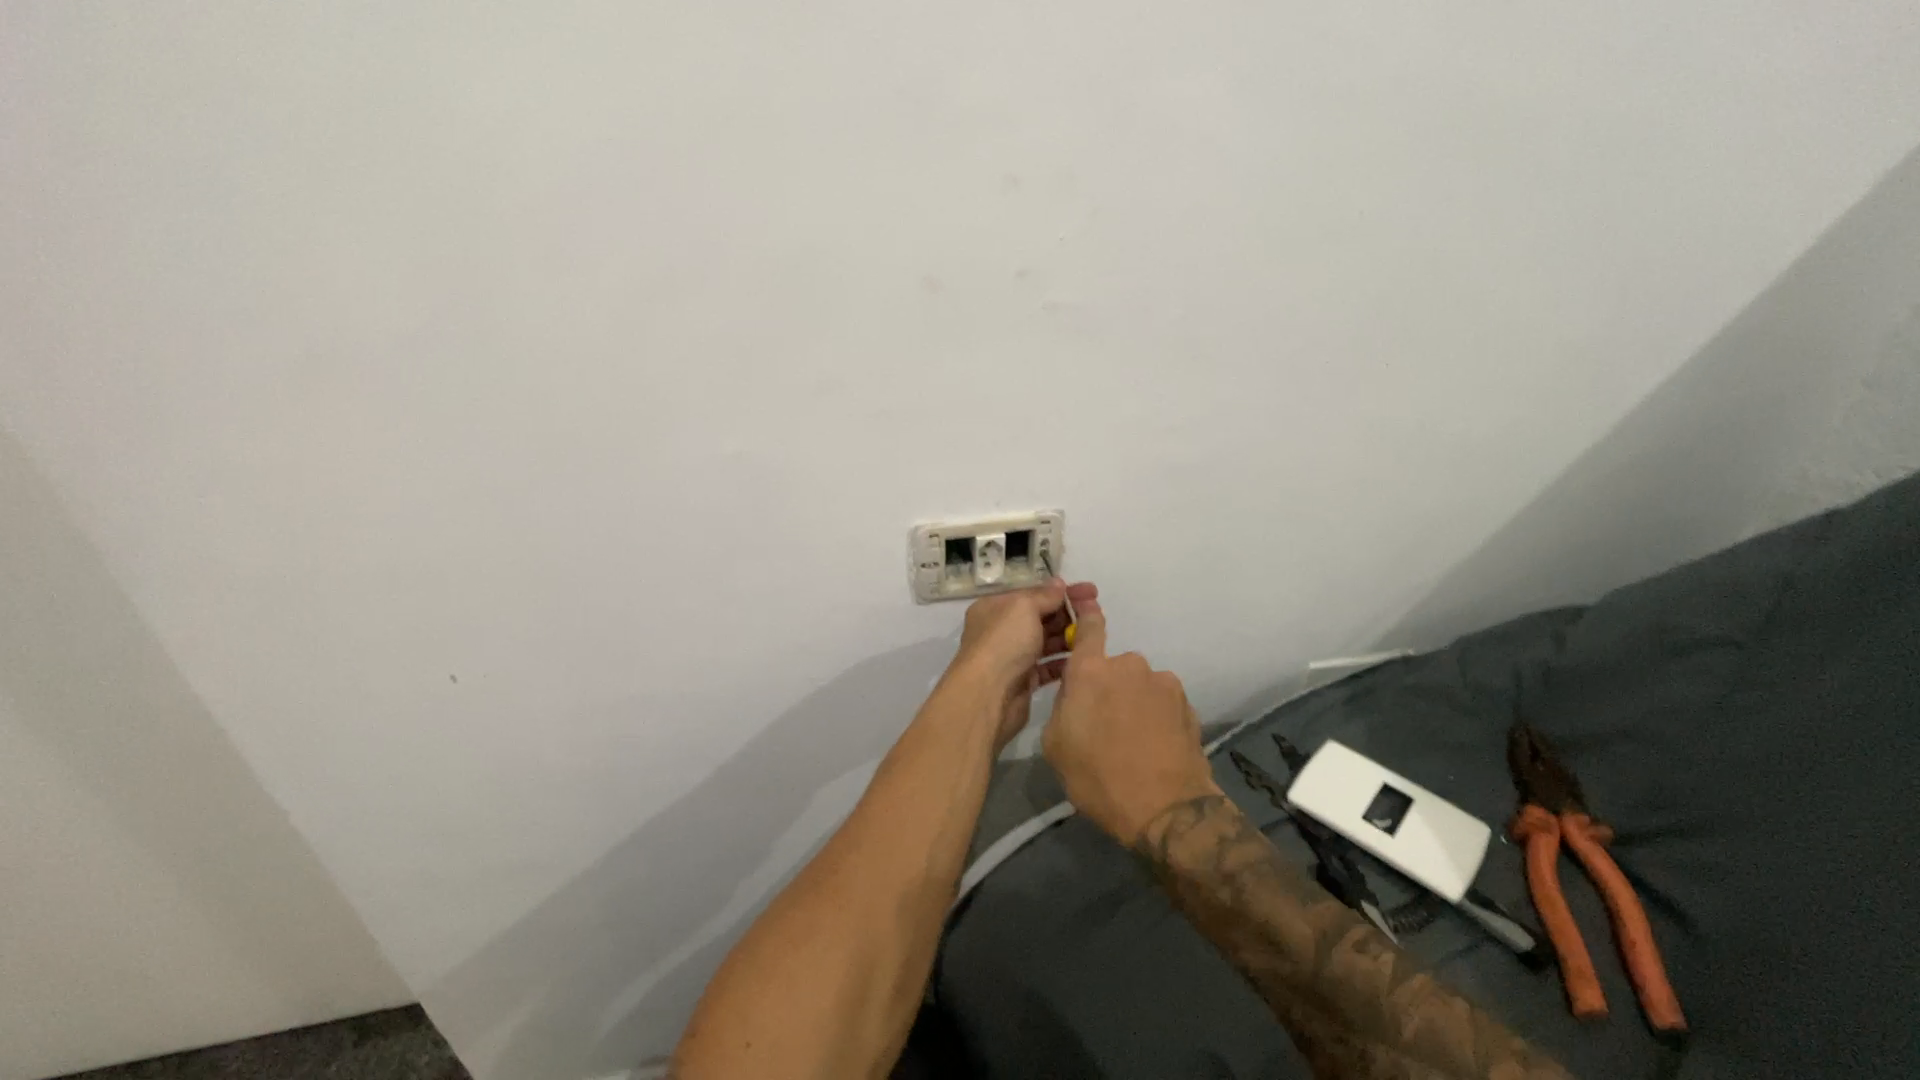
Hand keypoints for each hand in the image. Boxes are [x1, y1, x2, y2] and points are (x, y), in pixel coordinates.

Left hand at [944, 579, 1097, 750]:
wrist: (988, 695)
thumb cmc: (1004, 642)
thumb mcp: (1023, 607)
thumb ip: (1044, 595)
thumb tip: (1058, 583)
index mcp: (995, 608)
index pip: (1032, 594)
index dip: (1061, 592)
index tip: (1091, 591)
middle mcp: (1001, 631)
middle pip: (1040, 617)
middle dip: (1068, 613)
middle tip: (1098, 611)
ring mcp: (1012, 657)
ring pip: (1045, 642)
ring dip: (1069, 636)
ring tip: (1095, 633)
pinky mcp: (1023, 681)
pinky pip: (1048, 667)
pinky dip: (1063, 661)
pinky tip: (1083, 657)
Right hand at [1042, 596, 1220, 845]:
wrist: (1166, 809)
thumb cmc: (1098, 777)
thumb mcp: (1055, 745)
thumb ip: (1062, 708)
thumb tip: (1075, 697)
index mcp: (1091, 671)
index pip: (1089, 628)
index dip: (1086, 614)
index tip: (1084, 603)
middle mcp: (1129, 666)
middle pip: (1113, 668)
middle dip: (1107, 688)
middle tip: (1102, 726)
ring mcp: (1163, 684)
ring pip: (1140, 687)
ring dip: (1134, 705)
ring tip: (1132, 744)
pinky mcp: (1188, 705)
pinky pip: (1162, 704)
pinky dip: (1156, 719)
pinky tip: (1153, 749)